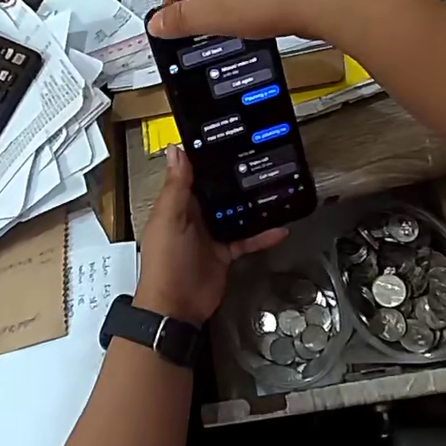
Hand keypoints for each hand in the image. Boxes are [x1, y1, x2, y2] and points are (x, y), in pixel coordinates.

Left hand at [135, 144, 284, 324]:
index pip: (190, 175)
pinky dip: (262, 235)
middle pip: (215, 192)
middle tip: (258, 157)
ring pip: (233, 213)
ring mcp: (209, 235)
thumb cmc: (166, 262)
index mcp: (176, 205)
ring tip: (273, 186)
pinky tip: (280, 228)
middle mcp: (192, 217)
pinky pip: (245, 239)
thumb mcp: (169, 219)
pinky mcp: (224, 253)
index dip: (205, 158)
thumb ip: (176, 187)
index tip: (226, 137)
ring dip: (249, 203)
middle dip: (232, 178)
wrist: (175, 307)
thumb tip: (176, 150)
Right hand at [148, 0, 368, 43]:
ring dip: (215, 2)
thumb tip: (156, 23)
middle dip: (193, 0)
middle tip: (190, 28)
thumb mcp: (219, 16)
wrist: (326, 3)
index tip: (170, 24)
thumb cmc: (277, 0)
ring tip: (218, 26)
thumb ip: (183, 19)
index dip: (171, 0)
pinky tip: (243, 18)